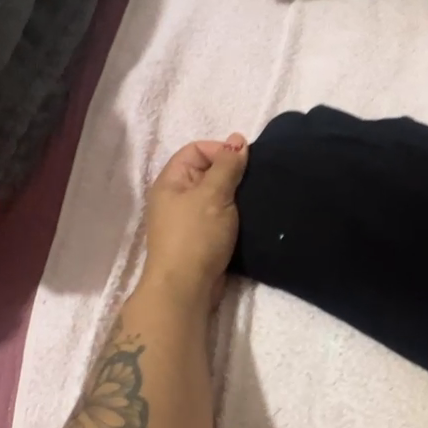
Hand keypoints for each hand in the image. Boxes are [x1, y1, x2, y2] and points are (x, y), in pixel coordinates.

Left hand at [138, 133, 247, 310]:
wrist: (186, 287)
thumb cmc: (196, 236)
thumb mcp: (214, 194)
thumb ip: (227, 166)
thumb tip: (238, 140)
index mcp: (171, 181)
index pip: (197, 149)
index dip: (222, 151)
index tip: (246, 164)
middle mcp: (176, 196)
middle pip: (207, 171)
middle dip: (232, 173)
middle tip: (255, 182)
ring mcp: (188, 219)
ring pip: (216, 196)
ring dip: (236, 196)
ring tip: (256, 200)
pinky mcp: (201, 238)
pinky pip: (220, 217)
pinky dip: (235, 215)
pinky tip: (251, 218)